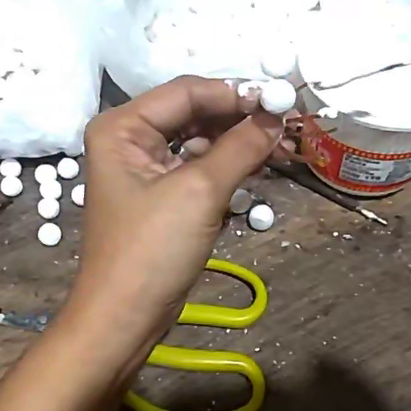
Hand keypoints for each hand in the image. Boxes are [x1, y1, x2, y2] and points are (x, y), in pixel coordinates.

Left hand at [63, 77, 283, 373]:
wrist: (123, 318)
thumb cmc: (151, 251)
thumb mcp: (200, 192)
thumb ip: (241, 147)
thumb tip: (277, 117)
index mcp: (122, 127)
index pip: (187, 92)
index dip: (236, 94)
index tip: (282, 102)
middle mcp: (129, 140)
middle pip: (194, 114)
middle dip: (240, 120)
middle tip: (289, 127)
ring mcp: (144, 170)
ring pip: (200, 142)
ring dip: (239, 145)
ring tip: (283, 150)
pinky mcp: (160, 196)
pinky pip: (198, 169)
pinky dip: (228, 168)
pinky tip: (258, 170)